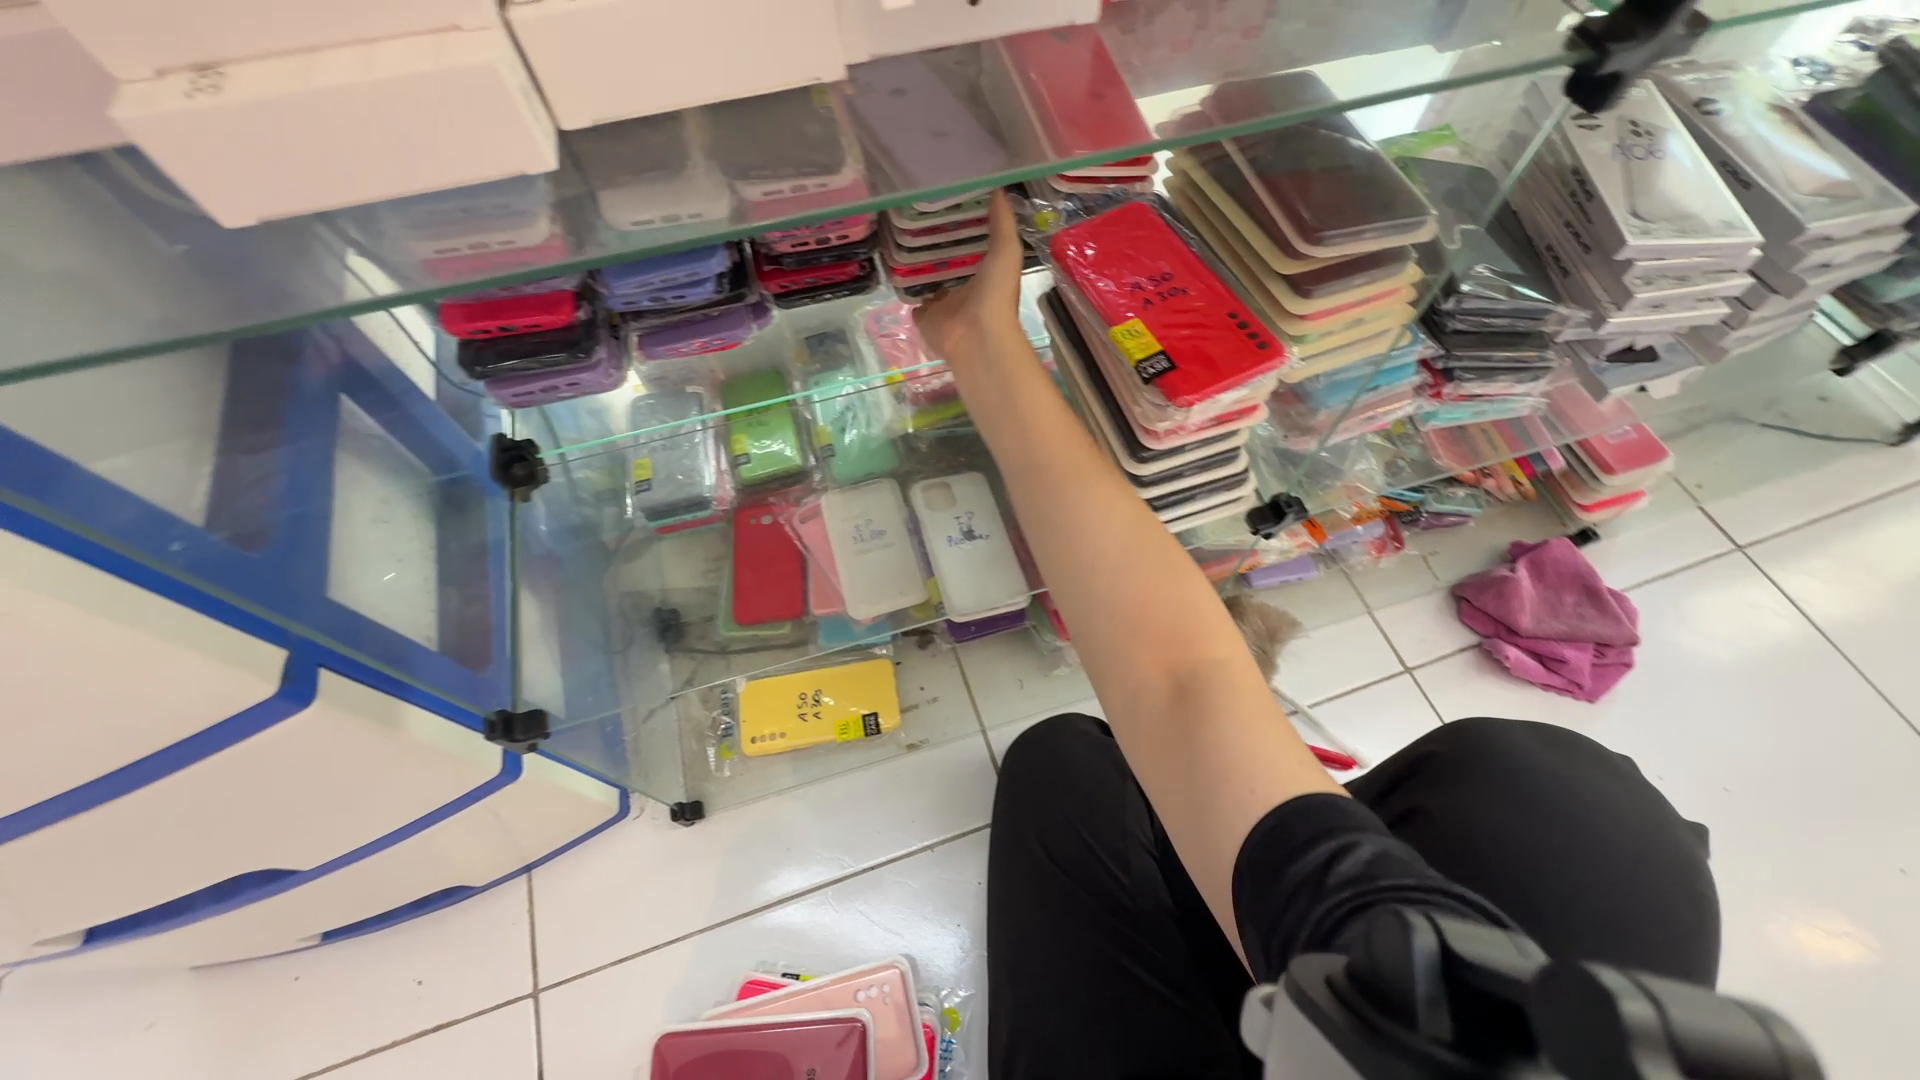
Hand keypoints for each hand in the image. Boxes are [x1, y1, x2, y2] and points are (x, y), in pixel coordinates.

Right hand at [911, 188, 1027, 368]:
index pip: (971, 246)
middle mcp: (963, 288)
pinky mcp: (924, 317)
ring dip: (918, 264)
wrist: (977, 337)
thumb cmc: (995, 295)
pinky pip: (912, 299)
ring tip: (901, 233)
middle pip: (947, 262)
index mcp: (984, 273)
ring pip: (928, 280)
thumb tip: (998, 187)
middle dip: (935, 244)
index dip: (962, 227)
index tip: (948, 202)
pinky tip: (894, 266)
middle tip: (917, 216)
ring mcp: (942, 304)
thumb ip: (1002, 221)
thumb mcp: (1006, 251)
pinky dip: (905, 288)